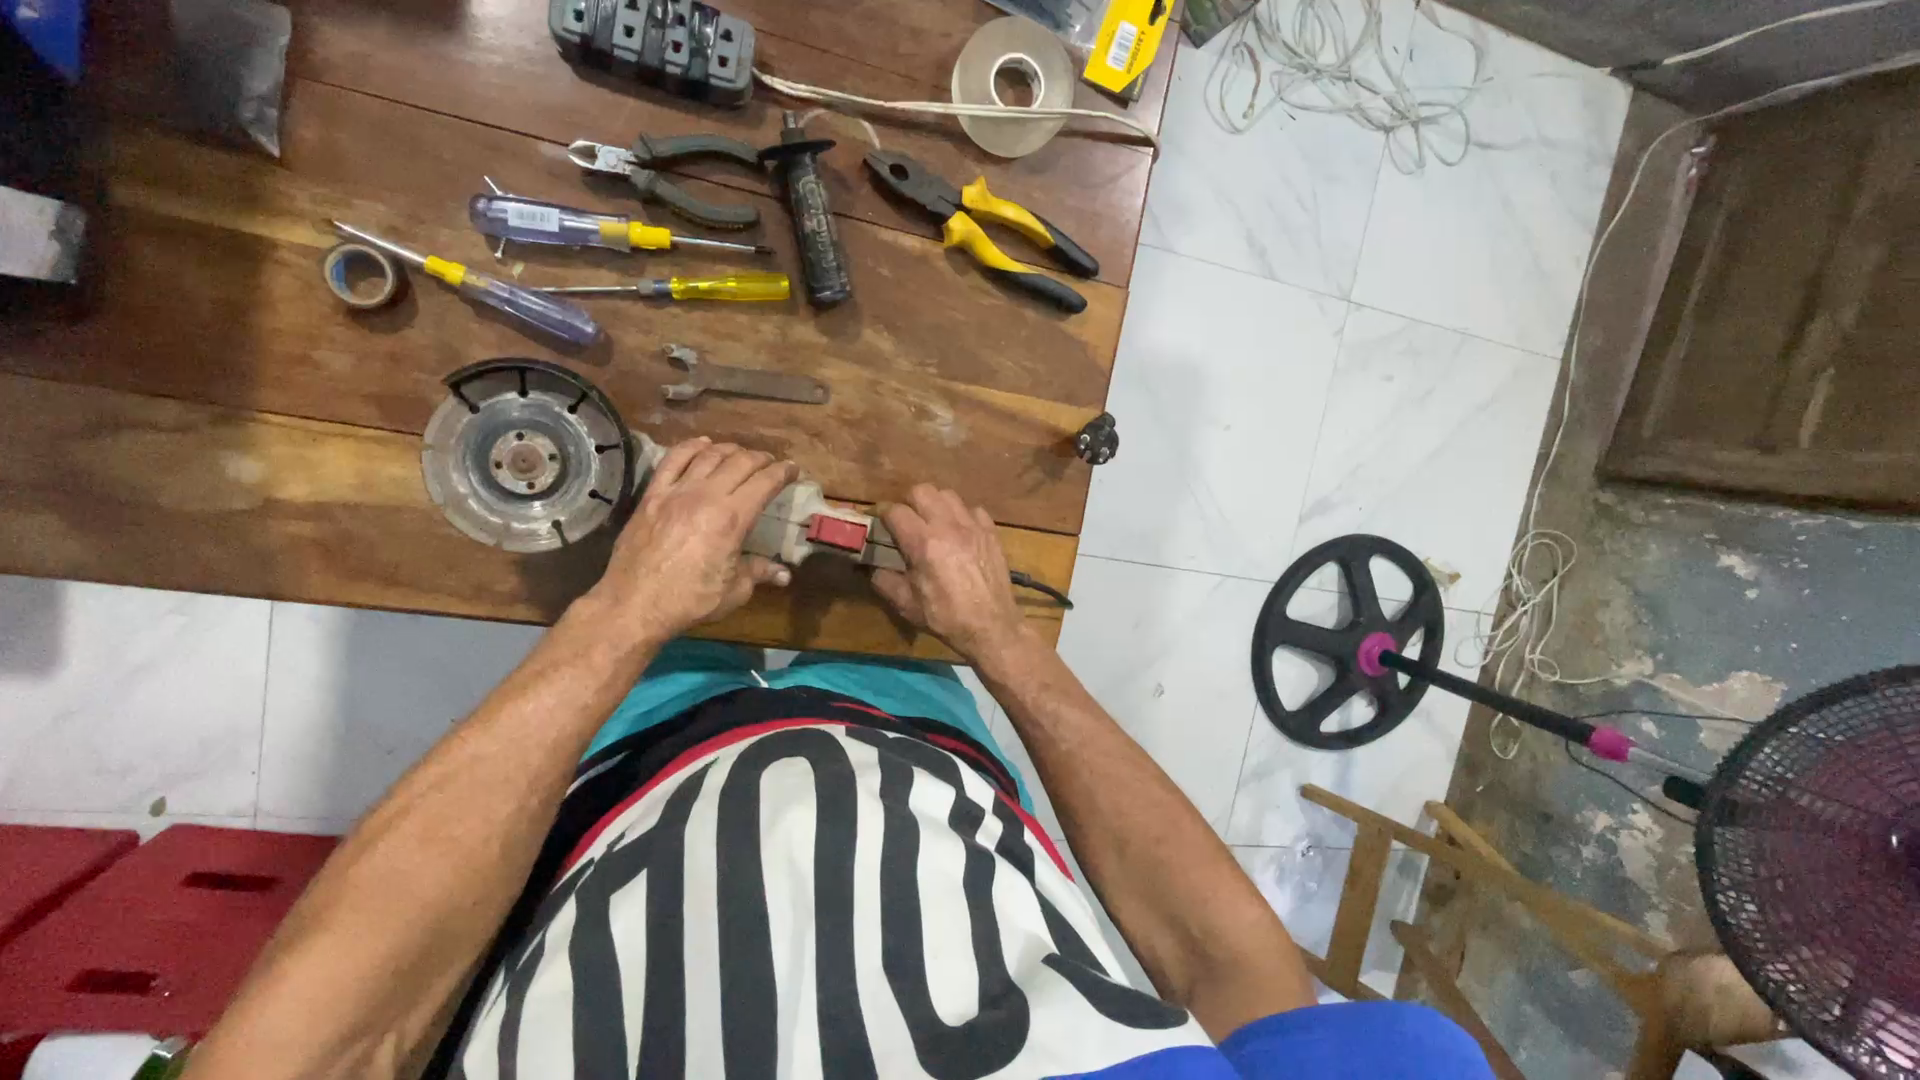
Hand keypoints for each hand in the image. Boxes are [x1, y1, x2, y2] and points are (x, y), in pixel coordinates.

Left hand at [588, 437, 796, 640]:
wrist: (635, 603)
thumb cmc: (690, 601)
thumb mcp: (734, 591)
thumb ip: (759, 573)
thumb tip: (784, 574)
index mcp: (732, 518)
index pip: (765, 482)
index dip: (783, 472)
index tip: (793, 470)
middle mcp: (706, 496)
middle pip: (740, 462)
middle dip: (761, 459)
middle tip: (770, 464)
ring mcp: (676, 492)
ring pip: (709, 455)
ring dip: (730, 450)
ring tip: (740, 454)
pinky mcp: (653, 495)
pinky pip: (673, 459)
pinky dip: (691, 447)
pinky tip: (702, 444)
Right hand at [871, 484, 1027, 661]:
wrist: (991, 626)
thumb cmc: (945, 617)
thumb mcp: (906, 605)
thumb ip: (884, 581)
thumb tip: (873, 568)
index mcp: (923, 543)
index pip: (896, 511)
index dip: (883, 514)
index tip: (880, 522)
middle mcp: (947, 526)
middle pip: (922, 491)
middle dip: (908, 502)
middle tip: (906, 520)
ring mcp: (972, 526)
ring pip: (948, 495)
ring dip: (935, 504)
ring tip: (932, 522)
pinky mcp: (990, 532)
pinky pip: (973, 509)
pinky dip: (962, 516)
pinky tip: (959, 532)